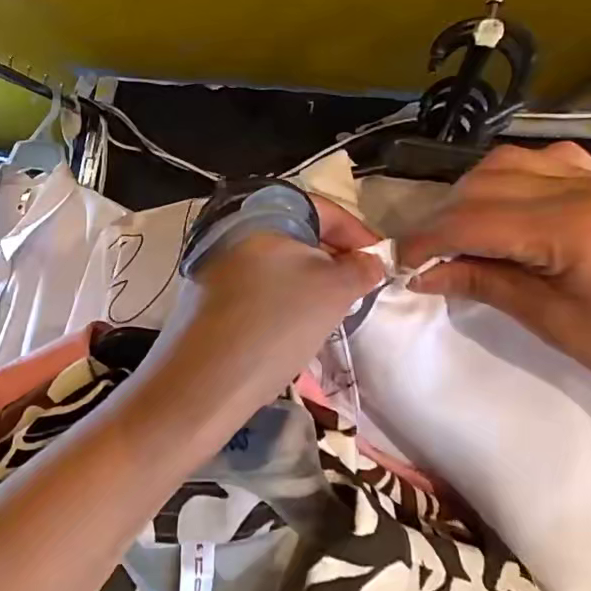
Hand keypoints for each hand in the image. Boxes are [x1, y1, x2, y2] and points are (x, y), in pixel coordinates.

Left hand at [150, 195, 385, 412]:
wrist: (207, 381)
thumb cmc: (277, 323)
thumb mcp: (332, 291)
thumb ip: (359, 269)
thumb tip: (370, 260)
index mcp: (261, 217)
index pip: (321, 209)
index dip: (358, 232)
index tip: (383, 261)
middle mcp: (235, 235)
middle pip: (299, 238)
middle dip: (335, 260)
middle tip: (361, 289)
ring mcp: (220, 268)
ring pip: (281, 267)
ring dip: (312, 285)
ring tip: (334, 312)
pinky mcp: (212, 300)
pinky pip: (262, 291)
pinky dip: (287, 302)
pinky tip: (299, 328)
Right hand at [398, 143, 590, 442]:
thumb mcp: (555, 324)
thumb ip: (486, 282)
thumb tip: (425, 271)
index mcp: (577, 226)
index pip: (475, 218)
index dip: (426, 240)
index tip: (396, 263)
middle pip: (487, 182)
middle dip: (444, 217)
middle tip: (425, 257)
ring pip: (514, 163)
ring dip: (475, 194)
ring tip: (462, 235)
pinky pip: (551, 164)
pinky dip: (514, 182)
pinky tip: (510, 212)